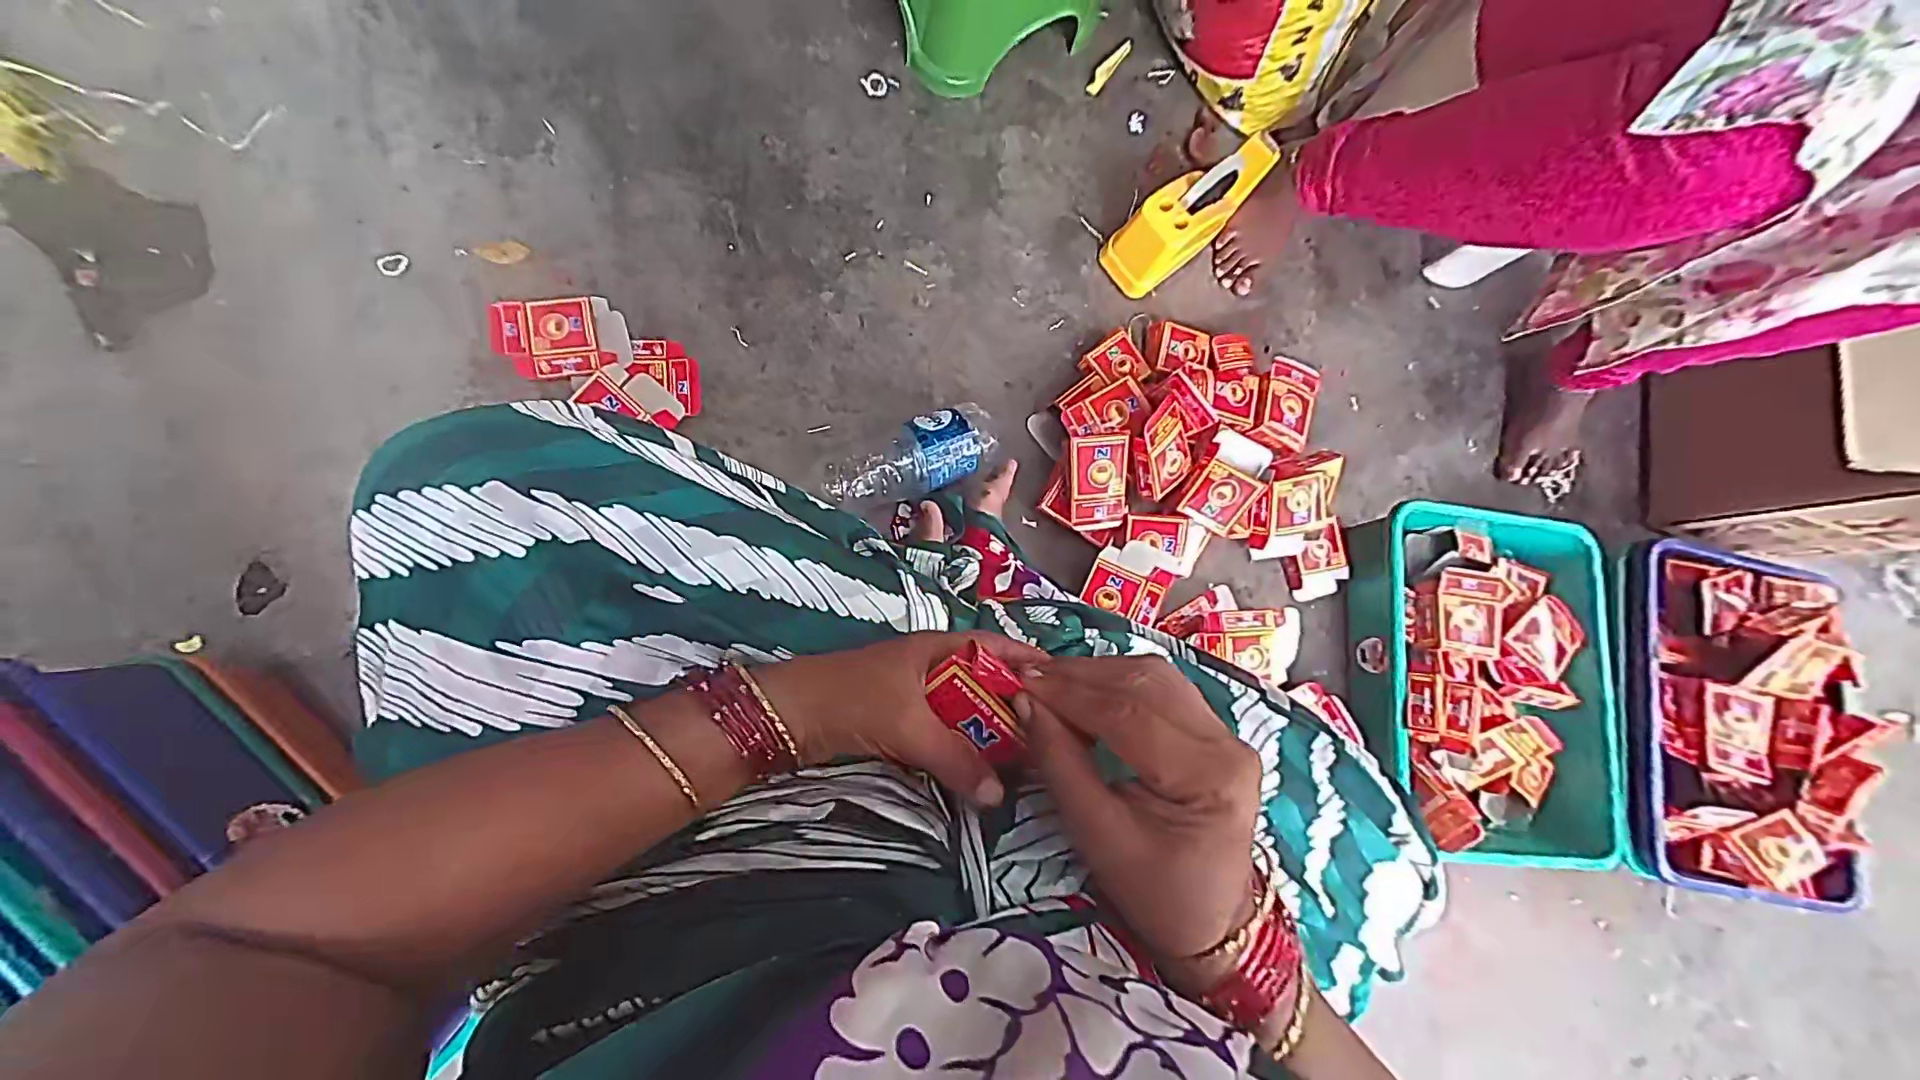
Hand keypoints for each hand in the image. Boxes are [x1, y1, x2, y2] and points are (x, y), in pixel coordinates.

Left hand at [751, 632, 1046, 806]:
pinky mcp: (903, 722)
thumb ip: (955, 757)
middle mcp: (933, 666)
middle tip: (1053, 734)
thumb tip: (998, 795)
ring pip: (966, 712)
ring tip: (1027, 757)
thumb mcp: (907, 725)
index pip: (996, 647)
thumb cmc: (852, 699)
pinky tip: (982, 769)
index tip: (1064, 683)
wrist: (788, 716)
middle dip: (1015, 706)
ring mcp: (917, 695)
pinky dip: (964, 749)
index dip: (1028, 661)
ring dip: (989, 733)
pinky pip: (945, 733)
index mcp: (938, 647)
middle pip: (985, 683)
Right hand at [1015, 656, 1261, 964]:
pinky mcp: (1214, 731)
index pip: (1130, 715)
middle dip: (1079, 675)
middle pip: (1145, 684)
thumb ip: (1061, 764)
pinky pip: (1160, 688)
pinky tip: (1084, 689)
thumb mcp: (1097, 836)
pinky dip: (1116, 682)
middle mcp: (1227, 744)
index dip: (1070, 694)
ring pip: (1153, 676)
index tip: (1022, 683)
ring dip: (1097, 673)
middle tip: (1029, 676)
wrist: (1209, 922)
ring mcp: (1226, 734)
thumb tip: (1027, 704)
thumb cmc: (1154, 893)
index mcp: (1209, 777)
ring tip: (1051, 681)